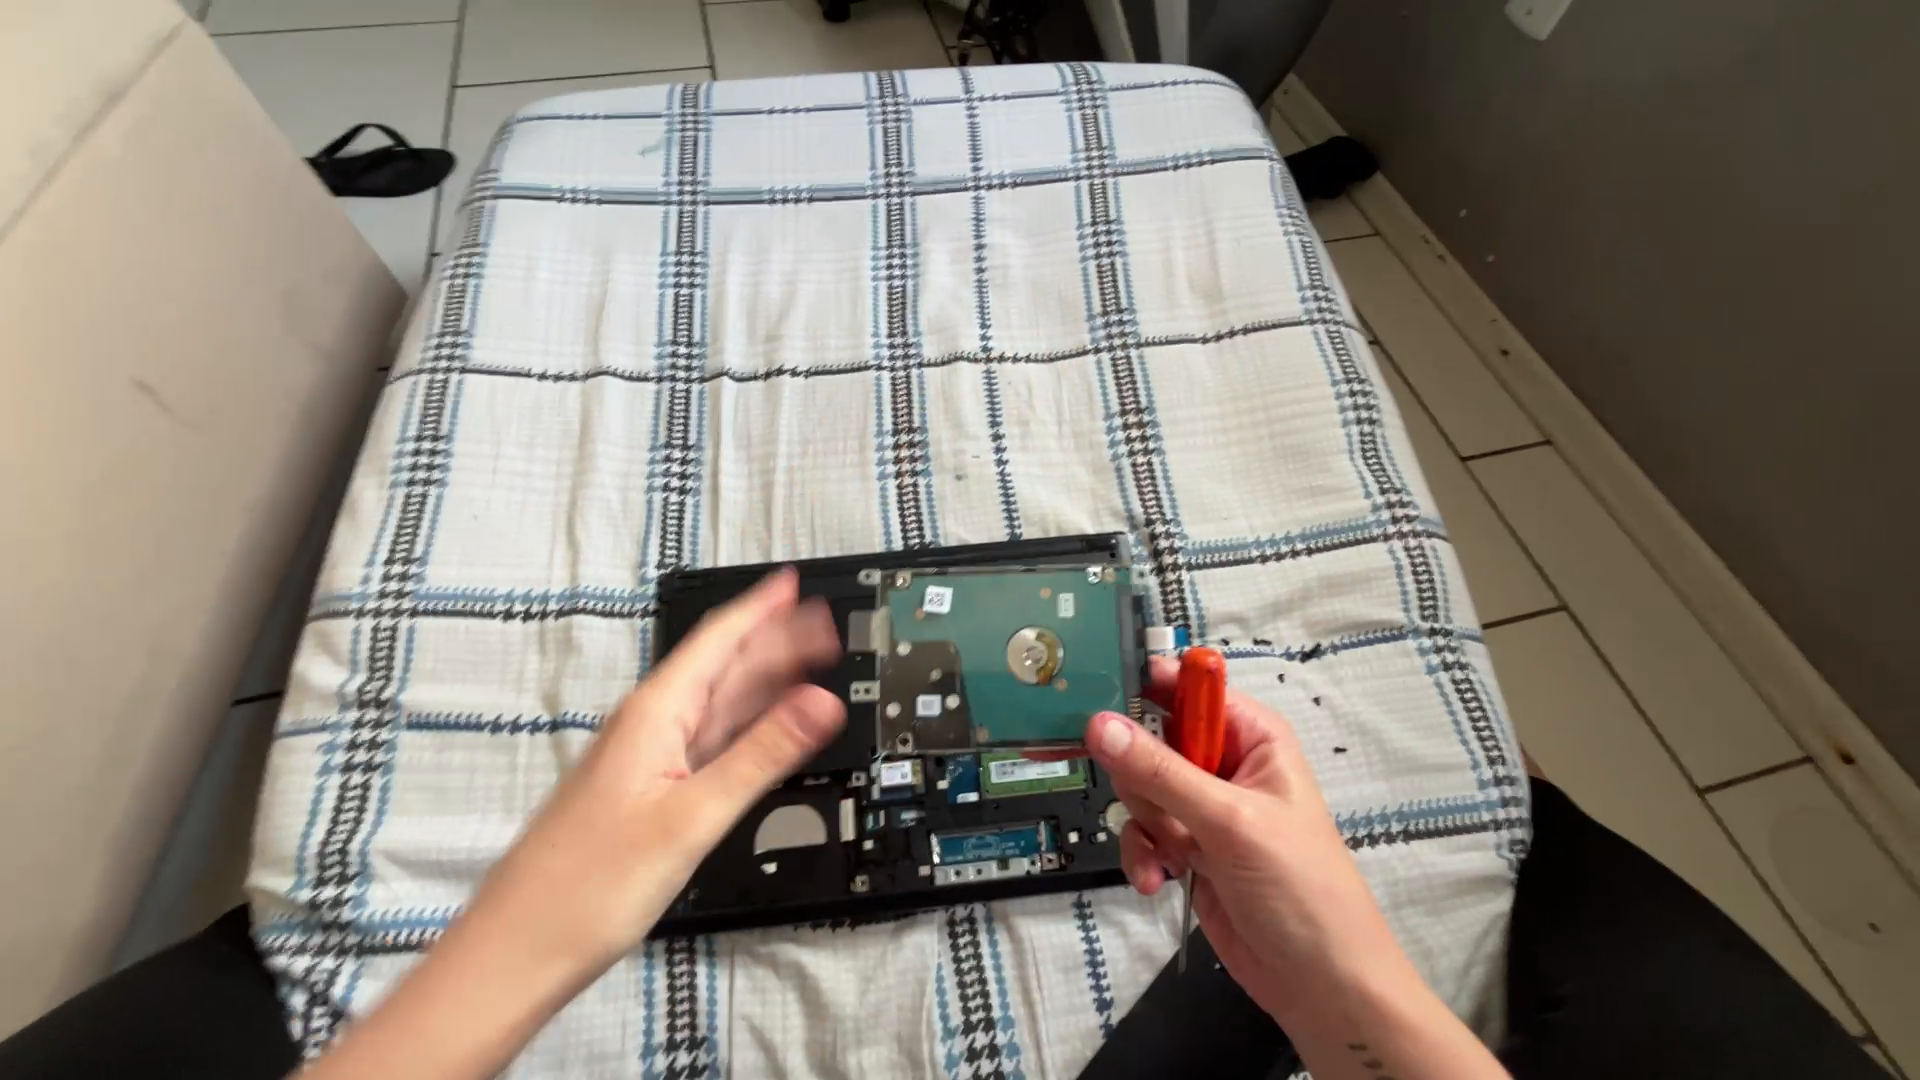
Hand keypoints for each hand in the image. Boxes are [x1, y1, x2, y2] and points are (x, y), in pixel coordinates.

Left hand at [491, 567, 845, 963]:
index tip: (792, 584)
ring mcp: (652, 757)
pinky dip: (747, 723)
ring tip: (806, 658)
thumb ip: (762, 755)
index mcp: (656, 714)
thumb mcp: (691, 817)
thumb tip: (821, 703)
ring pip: (720, 702)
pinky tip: (766, 721)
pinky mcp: (654, 788)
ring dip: (765, 678)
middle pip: (724, 666)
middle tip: (821, 621)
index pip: (718, 641)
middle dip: (774, 639)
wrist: (518, 952)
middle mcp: (652, 725)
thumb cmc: (586, 888)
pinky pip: (710, 739)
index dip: (759, 609)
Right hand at [1085, 656, 1406, 1027]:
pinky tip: (1158, 880)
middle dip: (1142, 777)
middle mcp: (1223, 761)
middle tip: (1161, 808)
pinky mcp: (1186, 844)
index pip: (1185, 685)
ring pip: (1138, 787)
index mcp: (1250, 734)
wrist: (1322, 988)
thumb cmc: (1301, 890)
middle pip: (1149, 737)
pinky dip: (1143, 853)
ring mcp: (1202, 805)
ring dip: (1145, 824)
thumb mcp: (1229, 821)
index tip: (1097, 704)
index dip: (1141, 688)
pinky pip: (1141, 829)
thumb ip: (1159, 771)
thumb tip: (1099, 724)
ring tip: (1175, 855)